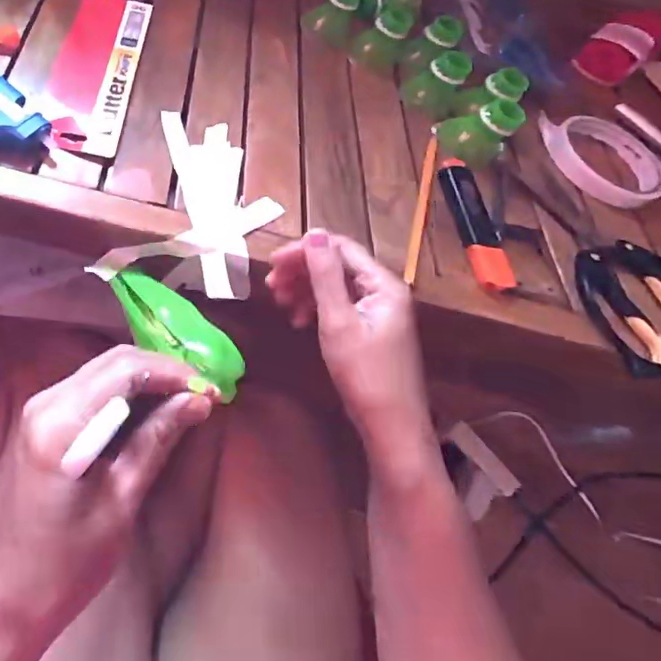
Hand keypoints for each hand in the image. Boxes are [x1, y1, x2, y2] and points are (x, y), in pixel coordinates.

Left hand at [0, 346, 214, 660]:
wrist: (7, 592)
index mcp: (59, 420)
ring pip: (99, 372)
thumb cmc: (67, 562)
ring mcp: (38, 407)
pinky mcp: (39, 419)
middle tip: (205, 393)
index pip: (123, 370)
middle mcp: (44, 401)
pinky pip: (88, 390)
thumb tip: (196, 401)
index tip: (213, 388)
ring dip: (143, 380)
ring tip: (187, 400)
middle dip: (160, 371)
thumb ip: (155, 441)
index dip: (171, 372)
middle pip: (110, 363)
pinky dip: (122, 394)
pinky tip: (151, 411)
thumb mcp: (120, 502)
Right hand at [267, 230, 436, 485]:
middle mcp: (383, 291)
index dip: (304, 250)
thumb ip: (325, 275)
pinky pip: (337, 304)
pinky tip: (297, 320)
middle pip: (335, 265)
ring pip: (333, 284)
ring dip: (303, 289)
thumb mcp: (337, 321)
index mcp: (383, 285)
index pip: (339, 247)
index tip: (271, 263)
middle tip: (270, 285)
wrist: (390, 426)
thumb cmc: (364, 373)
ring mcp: (377, 310)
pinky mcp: (369, 327)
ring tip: (279, 302)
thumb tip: (314, 234)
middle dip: (300, 271)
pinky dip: (314, 307)